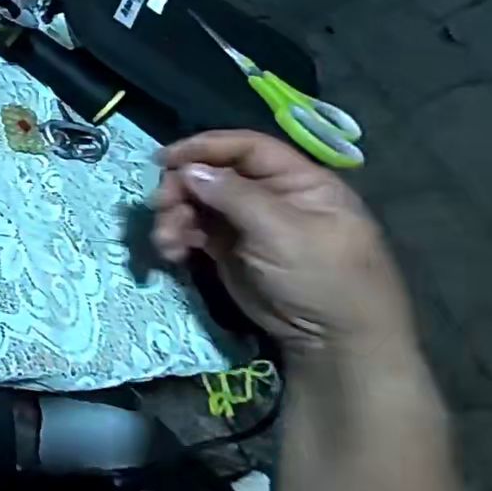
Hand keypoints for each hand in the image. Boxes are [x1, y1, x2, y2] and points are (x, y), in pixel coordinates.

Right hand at [152, 130, 413, 360]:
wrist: (332, 344)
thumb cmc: (323, 280)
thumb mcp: (284, 233)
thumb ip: (235, 196)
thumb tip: (187, 169)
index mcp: (298, 182)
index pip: (246, 147)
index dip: (204, 147)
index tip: (165, 159)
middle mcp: (268, 195)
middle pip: (210, 173)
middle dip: (179, 188)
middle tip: (159, 207)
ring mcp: (244, 221)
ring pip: (193, 201)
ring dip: (171, 217)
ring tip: (165, 241)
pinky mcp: (225, 245)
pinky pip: (190, 228)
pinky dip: (175, 237)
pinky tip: (171, 253)